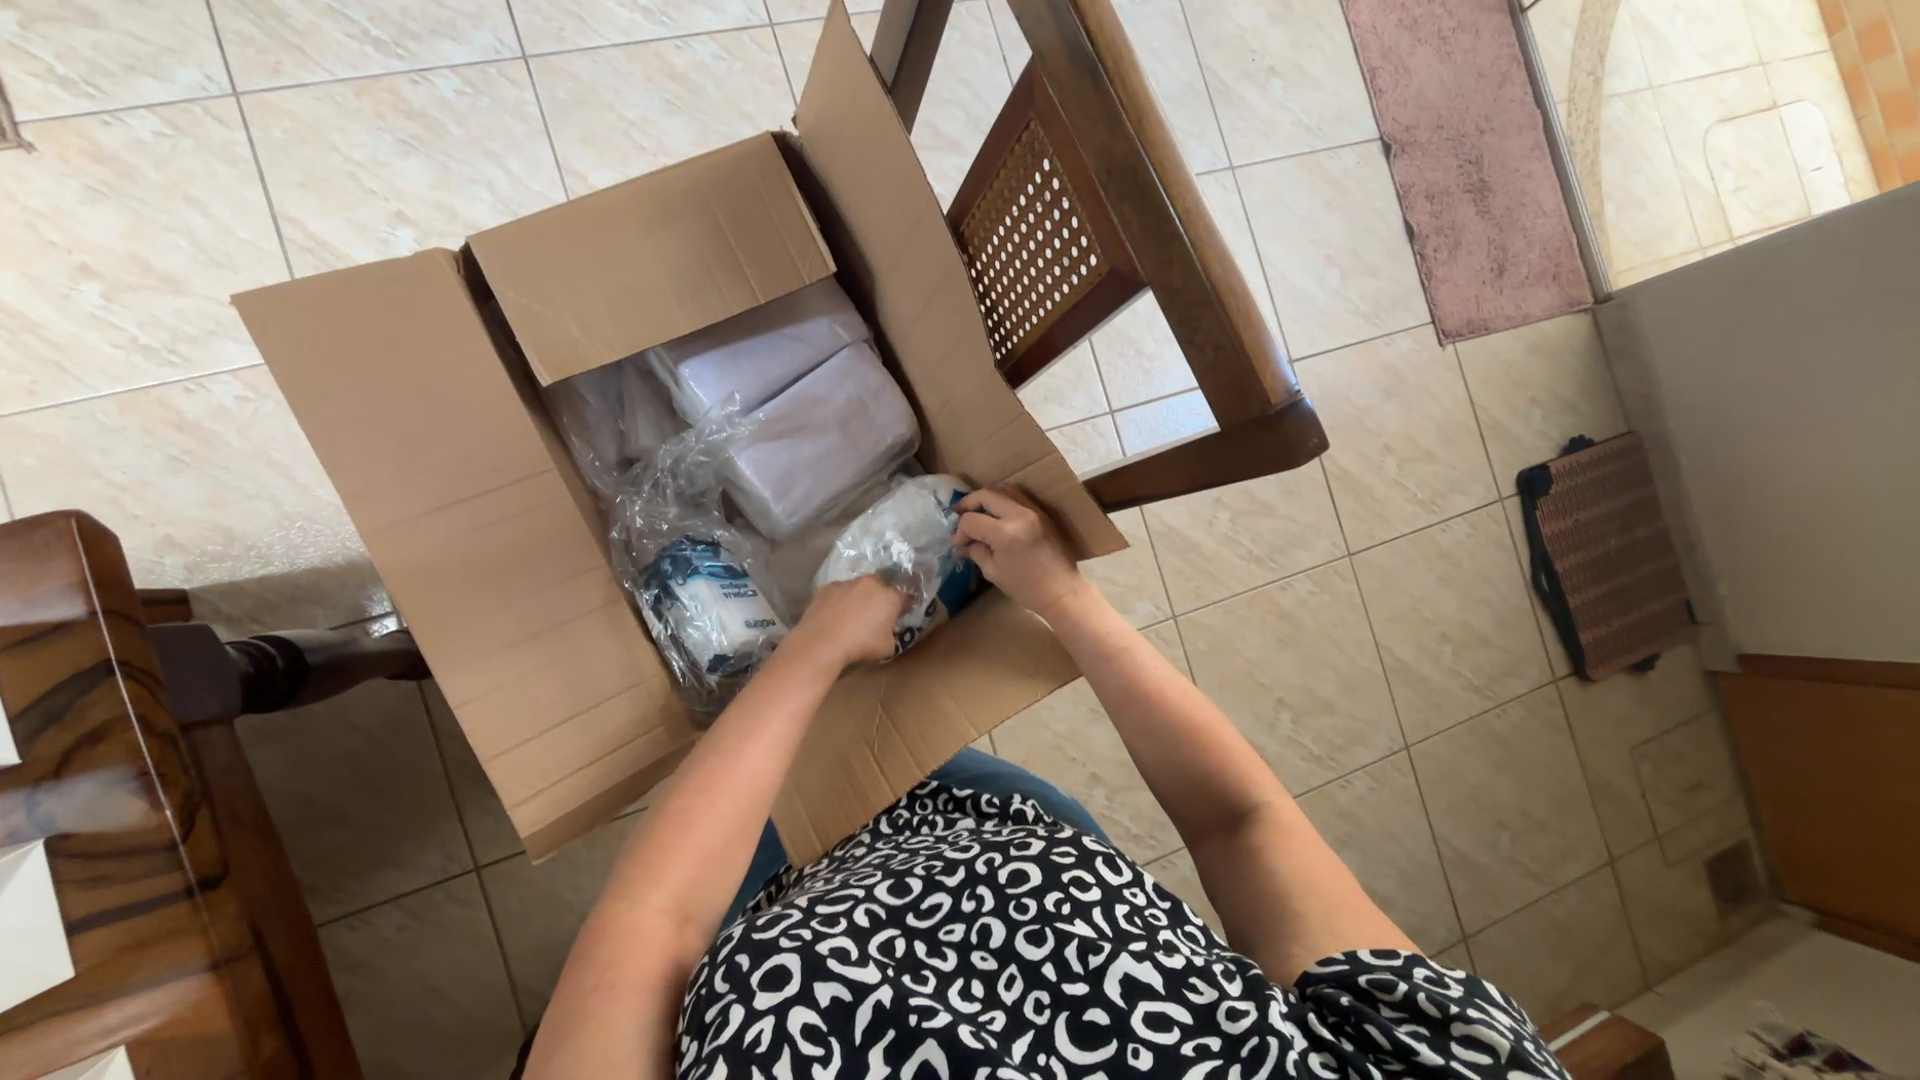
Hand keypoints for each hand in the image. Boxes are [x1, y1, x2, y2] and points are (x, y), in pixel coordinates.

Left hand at [787, 575, 907, 669]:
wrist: (822, 643)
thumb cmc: (860, 645)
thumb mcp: (888, 647)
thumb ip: (892, 635)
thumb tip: (887, 631)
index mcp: (889, 596)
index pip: (905, 595)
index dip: (904, 605)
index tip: (901, 613)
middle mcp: (870, 583)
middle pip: (881, 586)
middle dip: (881, 598)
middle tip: (876, 615)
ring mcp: (846, 583)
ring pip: (858, 587)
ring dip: (859, 598)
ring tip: (851, 617)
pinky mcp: (826, 588)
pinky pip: (838, 593)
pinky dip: (839, 601)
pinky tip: (833, 616)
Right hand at [952, 487, 1089, 620]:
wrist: (1061, 590)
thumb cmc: (1026, 587)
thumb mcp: (993, 572)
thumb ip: (976, 551)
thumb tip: (962, 544)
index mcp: (1005, 533)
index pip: (972, 520)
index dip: (960, 531)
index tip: (959, 543)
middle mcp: (1019, 514)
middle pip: (986, 495)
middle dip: (969, 503)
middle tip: (958, 514)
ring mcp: (1033, 510)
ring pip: (1004, 489)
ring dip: (986, 497)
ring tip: (976, 509)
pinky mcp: (1043, 513)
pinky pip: (1018, 495)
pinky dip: (1003, 499)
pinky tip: (995, 512)